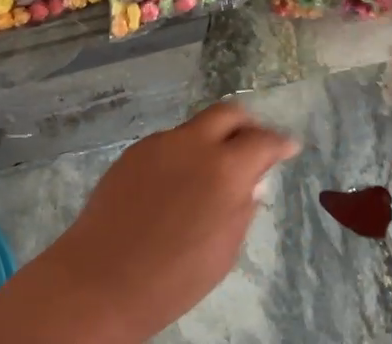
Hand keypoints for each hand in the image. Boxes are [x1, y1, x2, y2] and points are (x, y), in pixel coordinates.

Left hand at [43, 101, 298, 338]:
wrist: (102, 277)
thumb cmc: (173, 277)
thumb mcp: (223, 250)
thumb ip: (242, 208)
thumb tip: (251, 181)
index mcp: (223, 169)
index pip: (262, 141)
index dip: (279, 142)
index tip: (289, 146)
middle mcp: (192, 144)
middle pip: (227, 113)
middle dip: (247, 124)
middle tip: (255, 143)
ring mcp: (158, 144)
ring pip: (195, 128)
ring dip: (212, 140)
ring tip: (214, 172)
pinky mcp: (133, 152)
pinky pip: (168, 144)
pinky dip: (184, 154)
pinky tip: (179, 184)